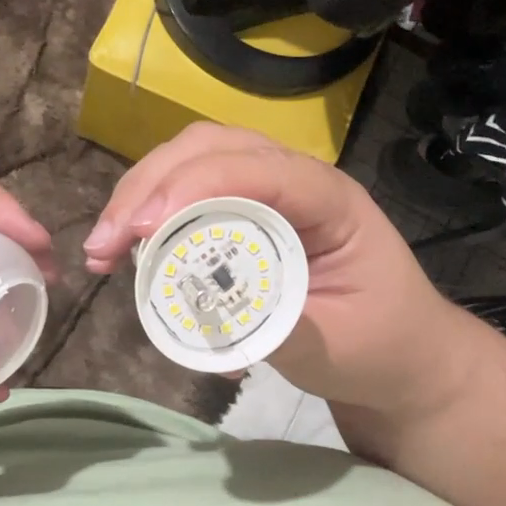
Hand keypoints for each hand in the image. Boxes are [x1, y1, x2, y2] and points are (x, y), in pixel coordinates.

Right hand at [82, 124, 466, 417]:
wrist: (401, 356)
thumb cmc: (377, 347)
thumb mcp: (335, 347)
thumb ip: (276, 325)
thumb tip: (202, 306)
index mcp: (332, 201)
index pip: (260, 170)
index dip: (195, 187)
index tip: (141, 230)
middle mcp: (297, 179)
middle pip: (211, 148)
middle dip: (150, 186)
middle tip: (106, 242)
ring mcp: (268, 190)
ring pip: (192, 160)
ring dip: (140, 194)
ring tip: (103, 248)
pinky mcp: (244, 211)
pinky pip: (189, 191)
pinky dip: (150, 212)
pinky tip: (124, 248)